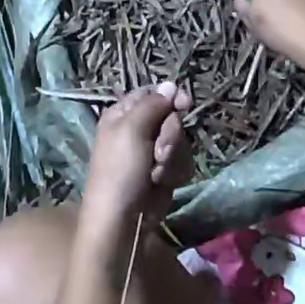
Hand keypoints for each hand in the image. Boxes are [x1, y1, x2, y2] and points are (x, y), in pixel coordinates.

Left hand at [78, 82, 191, 242]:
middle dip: (170, 137)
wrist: (123, 220)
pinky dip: (174, 172)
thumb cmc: (120, 171)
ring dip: (172, 158)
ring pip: (180, 141)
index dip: (170, 98)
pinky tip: (162, 183)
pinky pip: (182, 161)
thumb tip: (171, 84)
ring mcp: (151, 152)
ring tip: (156, 174)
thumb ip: (153, 104)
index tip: (184, 104)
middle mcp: (137, 130)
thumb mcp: (132, 130)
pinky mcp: (164, 171)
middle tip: (159, 153)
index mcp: (122, 115)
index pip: (153, 94)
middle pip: (171, 118)